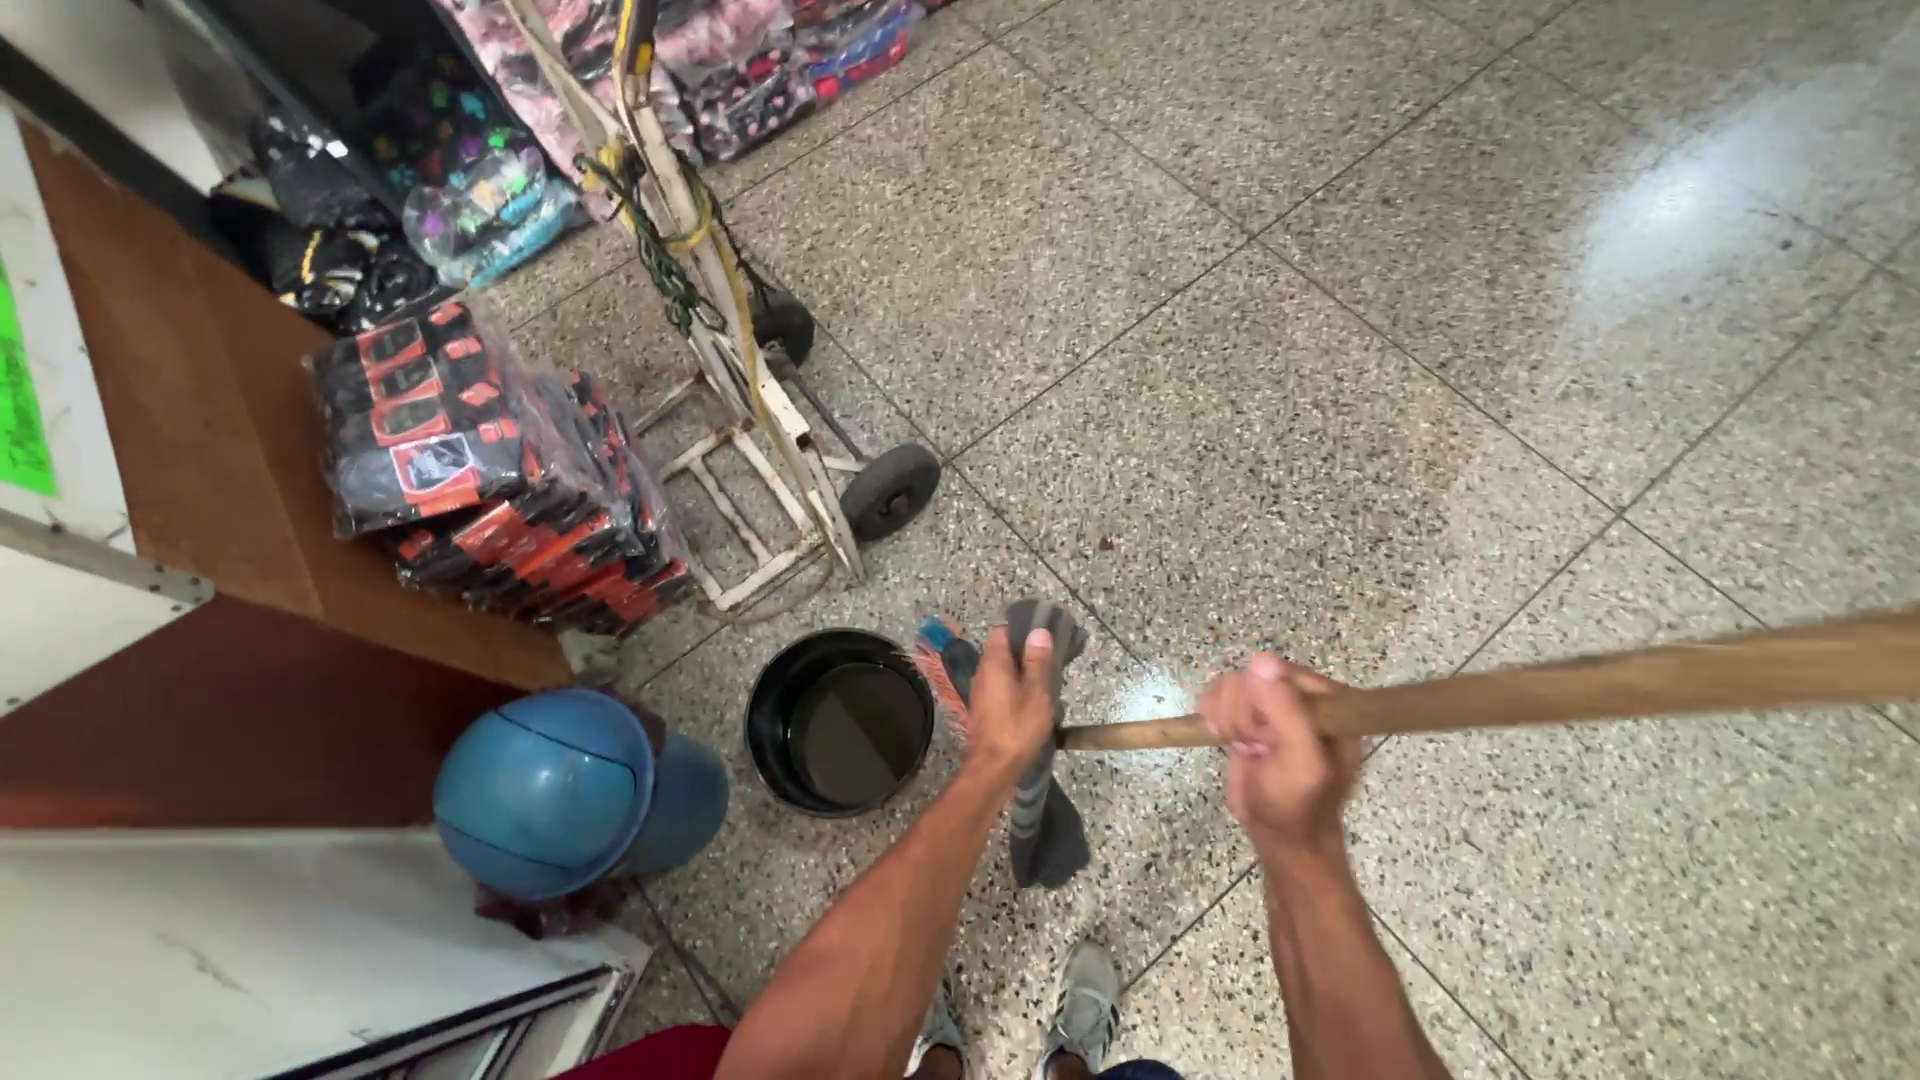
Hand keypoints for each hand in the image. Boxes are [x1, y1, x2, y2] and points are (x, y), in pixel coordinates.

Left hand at [962, 625, 1056, 779]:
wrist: (992, 768)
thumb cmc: (1017, 727)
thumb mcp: (1036, 692)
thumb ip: (1038, 661)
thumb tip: (1039, 631)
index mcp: (993, 663)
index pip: (1002, 631)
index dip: (1022, 630)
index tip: (1045, 636)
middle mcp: (982, 672)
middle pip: (1003, 651)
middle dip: (1027, 653)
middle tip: (1053, 661)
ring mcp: (981, 691)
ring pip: (1004, 671)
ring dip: (1024, 673)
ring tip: (1049, 683)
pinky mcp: (985, 708)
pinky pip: (1002, 688)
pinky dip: (1017, 688)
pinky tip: (1035, 702)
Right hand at [1201, 654, 1361, 864]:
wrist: (1280, 837)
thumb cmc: (1297, 805)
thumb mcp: (1300, 762)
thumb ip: (1286, 711)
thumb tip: (1260, 660)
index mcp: (1330, 703)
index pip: (1282, 672)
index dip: (1263, 700)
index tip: (1264, 735)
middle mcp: (1303, 698)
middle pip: (1252, 676)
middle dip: (1245, 714)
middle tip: (1257, 746)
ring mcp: (1272, 706)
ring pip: (1232, 683)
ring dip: (1228, 717)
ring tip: (1244, 745)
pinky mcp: (1246, 715)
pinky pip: (1218, 694)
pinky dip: (1213, 713)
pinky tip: (1224, 736)